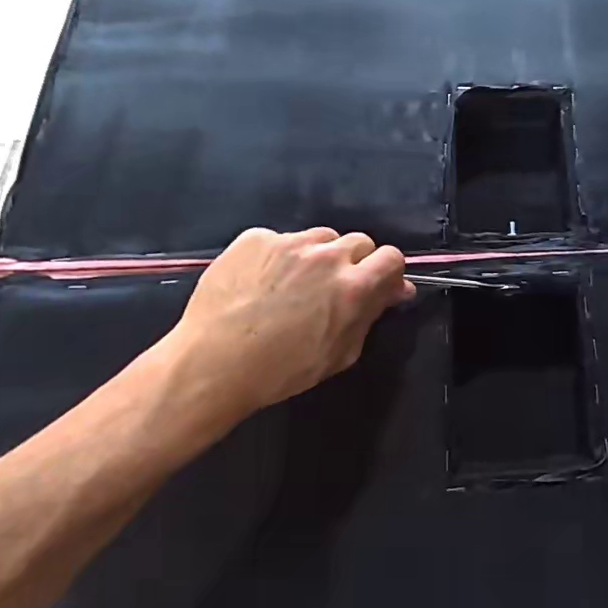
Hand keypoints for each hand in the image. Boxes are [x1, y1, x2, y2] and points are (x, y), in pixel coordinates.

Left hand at [158, 227, 414, 420]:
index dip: (388, 272)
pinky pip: (281, 239)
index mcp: (353, 286)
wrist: (212, 365)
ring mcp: (288, 242)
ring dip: (320, 255)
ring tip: (297, 281)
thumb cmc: (282, 370)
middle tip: (335, 287)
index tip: (378, 286)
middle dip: (356, 262)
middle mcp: (326, 256)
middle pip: (360, 242)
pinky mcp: (254, 239)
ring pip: (321, 237)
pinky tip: (263, 280)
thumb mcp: (341, 353)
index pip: (392, 257)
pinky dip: (280, 256)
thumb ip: (371, 315)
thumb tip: (395, 291)